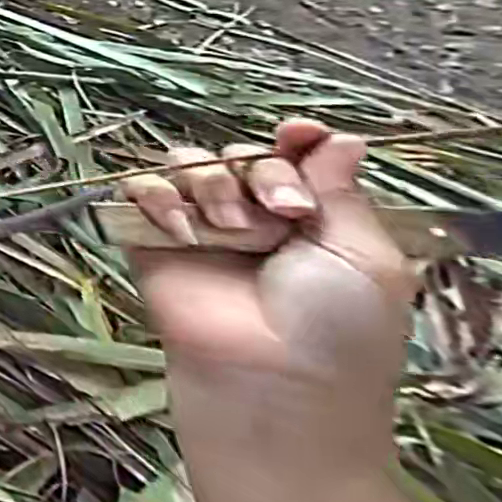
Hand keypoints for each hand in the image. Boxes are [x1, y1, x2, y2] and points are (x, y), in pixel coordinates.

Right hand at [123, 119, 413, 389]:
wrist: (266, 368)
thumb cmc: (333, 321)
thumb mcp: (363, 255)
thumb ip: (340, 192)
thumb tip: (342, 138)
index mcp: (304, 217)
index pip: (290, 158)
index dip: (293, 140)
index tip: (298, 132)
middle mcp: (247, 212)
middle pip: (235, 155)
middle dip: (258, 172)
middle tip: (282, 212)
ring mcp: (193, 220)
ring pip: (185, 163)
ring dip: (210, 186)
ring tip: (230, 229)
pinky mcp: (146, 231)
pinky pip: (138, 186)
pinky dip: (157, 197)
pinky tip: (182, 229)